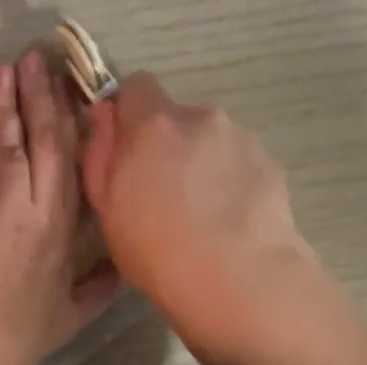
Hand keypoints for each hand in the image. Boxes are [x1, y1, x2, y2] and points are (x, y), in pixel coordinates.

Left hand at [0, 52, 119, 364]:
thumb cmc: (24, 339)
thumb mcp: (75, 314)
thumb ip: (102, 285)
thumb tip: (125, 267)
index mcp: (69, 229)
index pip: (77, 161)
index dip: (74, 121)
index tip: (73, 92)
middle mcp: (41, 211)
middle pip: (45, 140)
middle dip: (41, 96)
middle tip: (37, 60)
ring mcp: (4, 214)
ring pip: (9, 145)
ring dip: (6, 102)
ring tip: (7, 68)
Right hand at [81, 73, 326, 360]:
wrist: (234, 276)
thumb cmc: (154, 249)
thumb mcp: (106, 211)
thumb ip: (99, 158)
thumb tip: (101, 121)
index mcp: (153, 126)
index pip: (134, 86)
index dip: (123, 115)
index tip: (118, 151)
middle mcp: (200, 117)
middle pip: (172, 118)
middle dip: (160, 146)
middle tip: (151, 198)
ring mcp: (239, 137)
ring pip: (205, 140)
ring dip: (194, 165)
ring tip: (189, 216)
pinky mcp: (267, 160)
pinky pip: (234, 162)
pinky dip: (223, 182)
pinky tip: (218, 223)